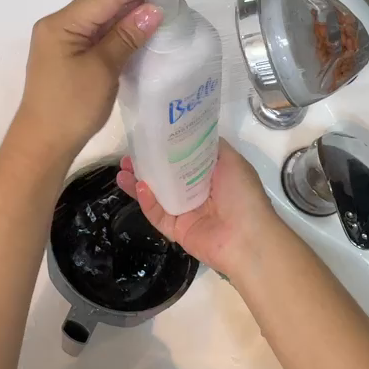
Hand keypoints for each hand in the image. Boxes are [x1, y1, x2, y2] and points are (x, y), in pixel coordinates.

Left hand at [6, 0, 173, 165]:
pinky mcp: (72, 56)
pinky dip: (124, 25)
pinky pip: (102, 32)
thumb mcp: (102, 69)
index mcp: (63, 23)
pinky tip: (143, 21)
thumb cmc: (70, 107)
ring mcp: (66, 41)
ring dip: (134, 6)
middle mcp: (62, 25)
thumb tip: (152, 9)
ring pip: (105, 15)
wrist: (42, 145)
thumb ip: (126, 36)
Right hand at [117, 143, 285, 278]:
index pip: (182, 158)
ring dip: (138, 183)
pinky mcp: (176, 230)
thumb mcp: (231, 160)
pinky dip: (147, 202)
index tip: (147, 137)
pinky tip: (139, 187)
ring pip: (156, 195)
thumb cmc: (242, 194)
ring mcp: (185, 212)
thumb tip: (192, 130)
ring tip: (121, 172)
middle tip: (127, 156)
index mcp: (210, 175)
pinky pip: (158, 215)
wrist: (247, 238)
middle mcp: (196, 192)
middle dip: (145, 166)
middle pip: (164, 177)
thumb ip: (210, 145)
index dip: (165, 147)